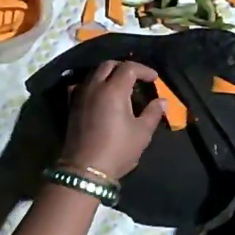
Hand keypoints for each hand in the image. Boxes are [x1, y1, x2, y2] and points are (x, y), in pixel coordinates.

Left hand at [58, 60, 166, 182]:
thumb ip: (153, 112)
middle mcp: (95, 86)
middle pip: (109, 64)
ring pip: (94, 73)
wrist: (85, 170)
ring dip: (108, 74)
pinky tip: (100, 95)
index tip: (154, 79)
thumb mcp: (142, 133)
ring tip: (121, 86)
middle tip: (137, 79)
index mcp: (113, 90)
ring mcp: (80, 95)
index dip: (144, 70)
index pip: (129, 68)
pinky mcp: (72, 105)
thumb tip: (162, 101)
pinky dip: (94, 83)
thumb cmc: (118, 150)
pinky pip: (83, 85)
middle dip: (125, 67)